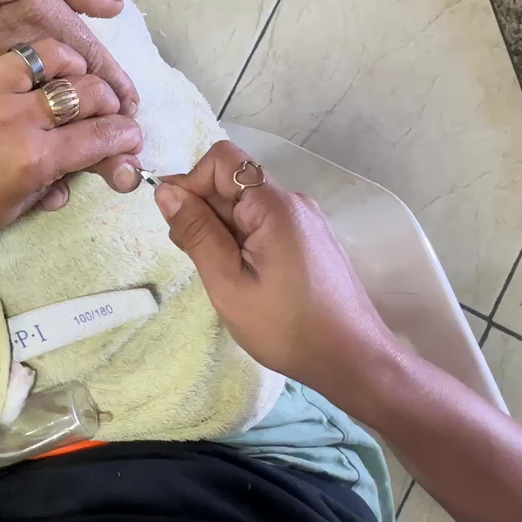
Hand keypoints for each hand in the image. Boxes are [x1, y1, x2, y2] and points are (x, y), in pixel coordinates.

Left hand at [0, 0, 145, 267]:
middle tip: (109, 106)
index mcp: (35, 157)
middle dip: (109, 101)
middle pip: (83, 92)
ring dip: (71, 61)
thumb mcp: (16, 208)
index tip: (132, 133)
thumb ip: (55, 178)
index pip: (100, 135)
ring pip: (46, 53)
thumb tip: (87, 166)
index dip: (125, 135)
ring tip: (75, 69)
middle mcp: (15, 115)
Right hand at [154, 140, 397, 389]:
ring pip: (245, 205)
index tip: (181, 225)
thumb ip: (197, 233)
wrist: (354, 361)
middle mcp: (293, 202)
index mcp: (275, 206)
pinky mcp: (308, 238)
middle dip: (204, 212)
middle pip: (232, 182)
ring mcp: (304, 220)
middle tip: (200, 261)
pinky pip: (263, 222)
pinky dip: (242, 240)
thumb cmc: (287, 328)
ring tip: (224, 276)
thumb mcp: (229, 284)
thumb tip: (166, 191)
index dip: (193, 182)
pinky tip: (245, 278)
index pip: (222, 159)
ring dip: (221, 229)